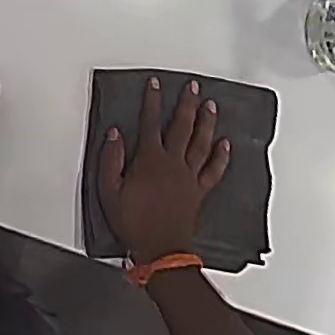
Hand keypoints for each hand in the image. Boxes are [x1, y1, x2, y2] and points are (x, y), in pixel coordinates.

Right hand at [99, 77, 230, 260]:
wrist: (160, 251)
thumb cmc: (132, 220)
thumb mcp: (108, 189)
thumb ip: (111, 159)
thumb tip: (115, 133)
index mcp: (149, 160)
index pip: (150, 122)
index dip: (152, 101)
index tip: (155, 84)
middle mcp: (172, 163)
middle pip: (182, 127)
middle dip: (186, 104)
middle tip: (192, 87)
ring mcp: (189, 177)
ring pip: (201, 143)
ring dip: (207, 122)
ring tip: (211, 105)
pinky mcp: (199, 192)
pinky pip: (213, 170)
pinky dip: (221, 156)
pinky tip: (225, 144)